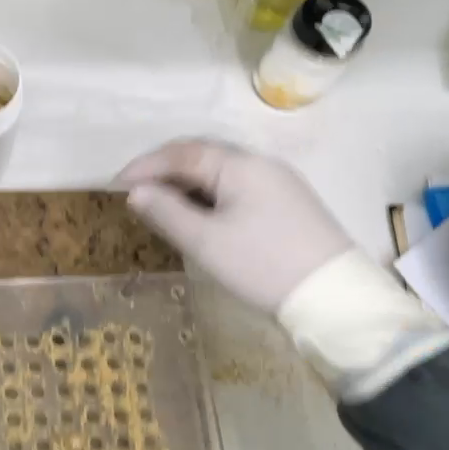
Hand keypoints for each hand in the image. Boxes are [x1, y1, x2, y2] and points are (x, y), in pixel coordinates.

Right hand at [117, 140, 352, 314]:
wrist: (333, 296)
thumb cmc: (262, 265)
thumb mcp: (206, 242)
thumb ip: (166, 212)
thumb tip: (136, 192)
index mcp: (240, 166)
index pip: (183, 153)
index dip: (146, 165)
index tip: (116, 184)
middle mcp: (261, 164)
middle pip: (203, 157)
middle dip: (165, 172)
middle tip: (135, 193)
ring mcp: (278, 183)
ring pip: (221, 174)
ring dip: (186, 185)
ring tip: (160, 206)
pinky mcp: (288, 204)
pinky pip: (237, 188)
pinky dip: (209, 196)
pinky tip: (198, 216)